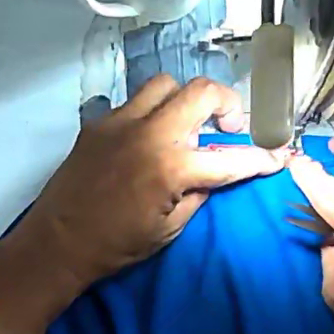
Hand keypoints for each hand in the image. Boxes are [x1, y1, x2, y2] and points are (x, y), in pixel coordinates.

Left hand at [15, 75, 288, 289]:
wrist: (56, 244)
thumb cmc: (113, 248)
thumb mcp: (167, 231)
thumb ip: (197, 196)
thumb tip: (214, 174)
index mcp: (170, 168)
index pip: (229, 157)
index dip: (259, 158)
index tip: (277, 156)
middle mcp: (148, 134)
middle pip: (201, 91)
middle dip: (226, 104)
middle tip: (229, 127)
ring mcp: (119, 123)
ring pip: (164, 85)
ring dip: (184, 100)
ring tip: (185, 126)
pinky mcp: (97, 124)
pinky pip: (133, 103)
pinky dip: (150, 113)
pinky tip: (147, 138)